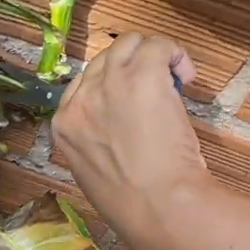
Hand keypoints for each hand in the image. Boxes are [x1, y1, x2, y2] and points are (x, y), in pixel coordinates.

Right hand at [53, 33, 207, 249]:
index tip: (132, 100)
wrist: (157, 207)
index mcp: (64, 125)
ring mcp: (110, 83)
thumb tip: (115, 130)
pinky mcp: (142, 75)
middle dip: (132, 69)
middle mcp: (81, 99)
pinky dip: (173, 54)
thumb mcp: (93, 172)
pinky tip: (185, 76)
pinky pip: (157, 45)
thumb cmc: (131, 203)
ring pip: (129, 43)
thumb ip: (94, 142)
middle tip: (158, 90)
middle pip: (104, 60)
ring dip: (152, 53)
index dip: (111, 87)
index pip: (82, 86)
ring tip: (174, 77)